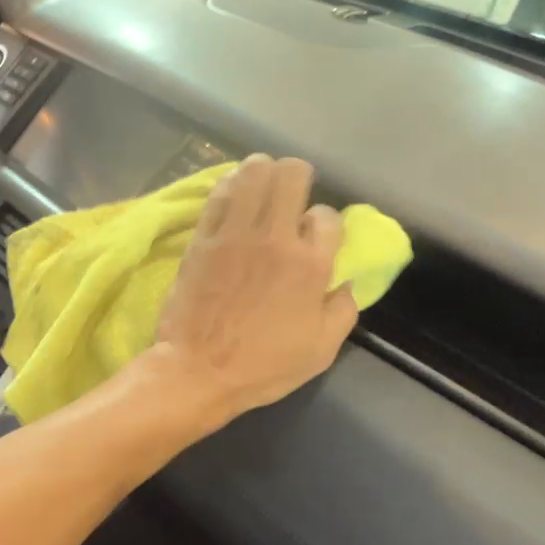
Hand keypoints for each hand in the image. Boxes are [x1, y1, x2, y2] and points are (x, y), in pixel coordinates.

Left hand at [149, 155, 358, 424]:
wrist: (197, 372)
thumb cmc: (261, 368)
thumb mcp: (320, 350)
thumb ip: (342, 312)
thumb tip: (346, 285)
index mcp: (311, 265)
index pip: (327, 216)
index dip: (323, 222)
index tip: (313, 236)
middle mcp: (275, 240)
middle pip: (292, 176)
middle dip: (296, 177)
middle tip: (290, 191)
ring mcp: (234, 236)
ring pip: (253, 173)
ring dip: (261, 172)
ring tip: (260, 185)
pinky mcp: (201, 240)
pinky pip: (217, 195)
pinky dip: (228, 186)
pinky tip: (232, 192)